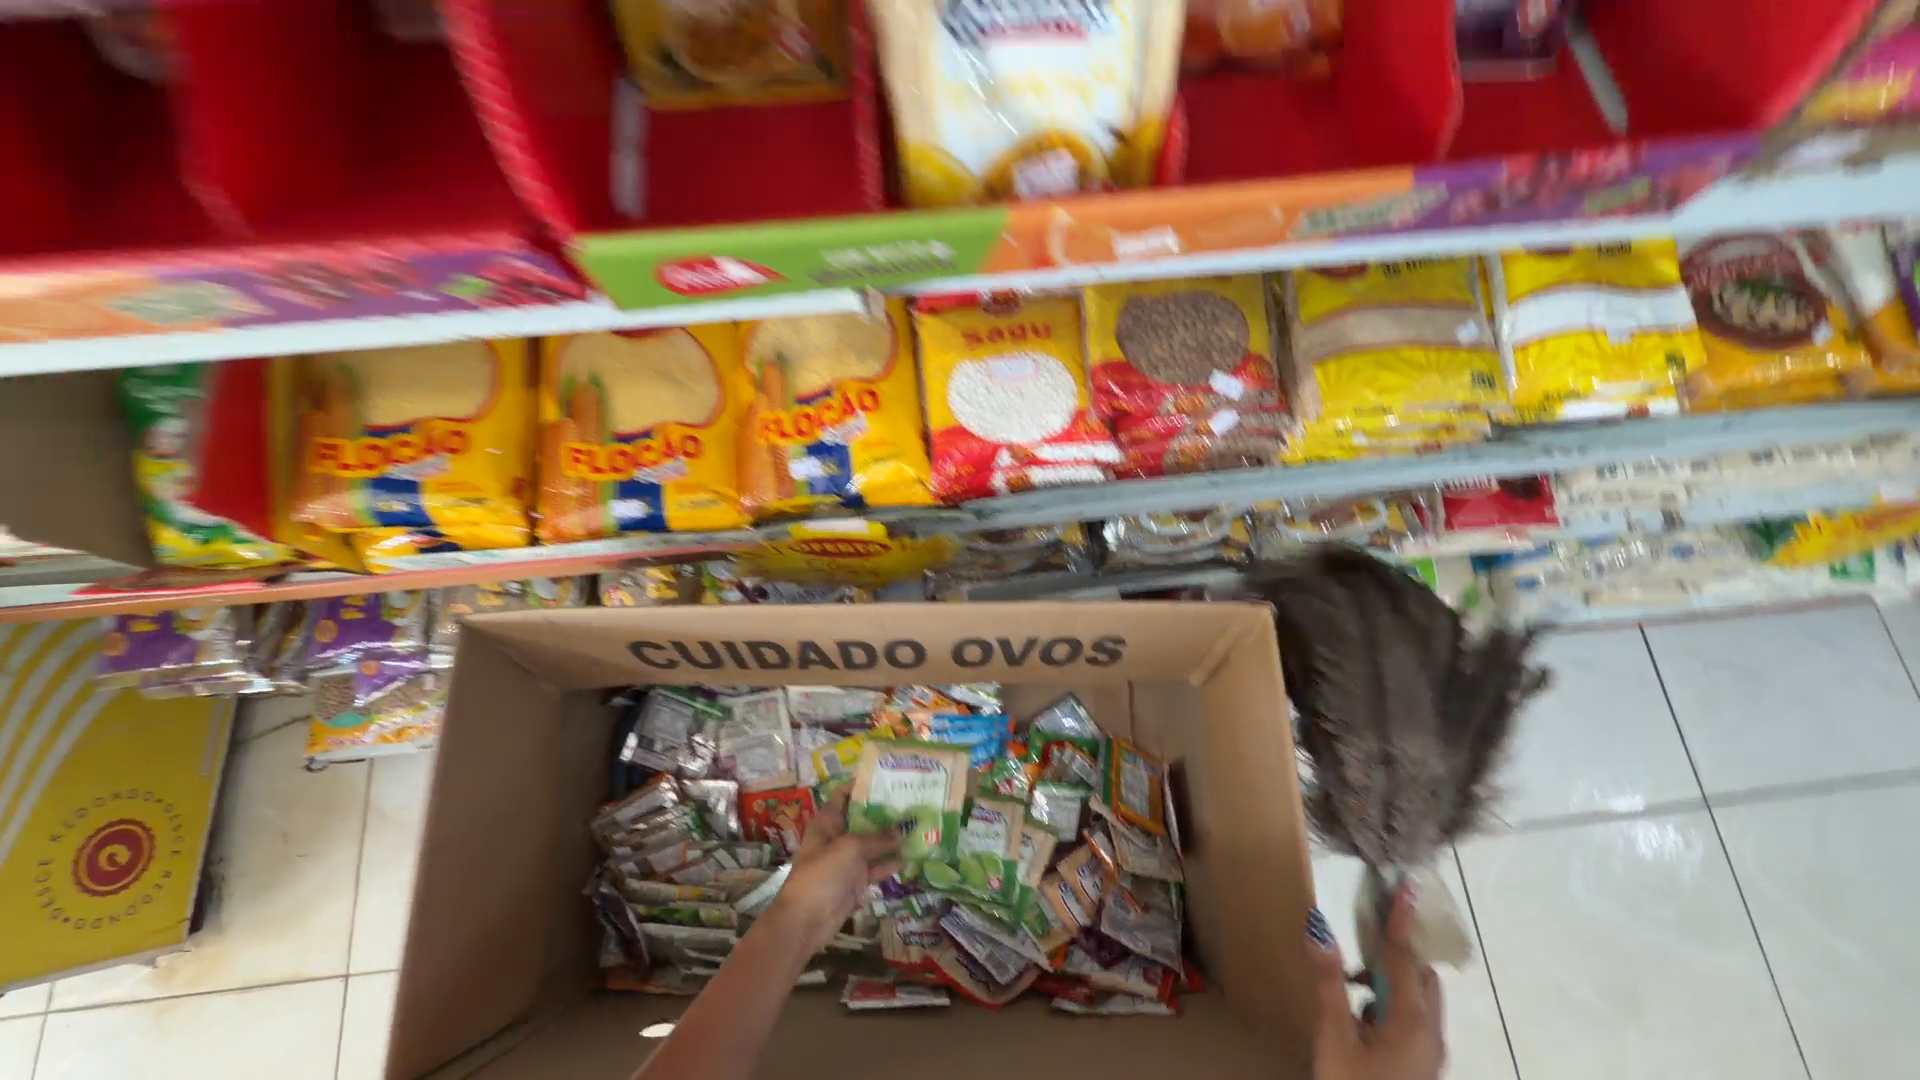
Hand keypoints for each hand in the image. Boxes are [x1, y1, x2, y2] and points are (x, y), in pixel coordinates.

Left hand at [766, 793, 900, 955]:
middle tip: (913, 801)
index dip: (863, 785)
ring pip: (873, 844)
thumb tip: (904, 830)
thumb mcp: (851, 848)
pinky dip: (891, 862)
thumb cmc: (822, 873)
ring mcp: (847, 860)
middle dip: (886, 812)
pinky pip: (876, 867)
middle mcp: (837, 836)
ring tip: (919, 825)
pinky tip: (912, 855)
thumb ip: (878, 838)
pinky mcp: (856, 880)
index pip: (844, 794)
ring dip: (892, 838)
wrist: (806, 920)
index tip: (889, 778)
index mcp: (828, 821)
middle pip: (863, 818)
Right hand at [1309, 890, 1445, 1079]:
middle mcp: (1429, 1032)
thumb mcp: (1334, 1036)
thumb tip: (1318, 925)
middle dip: (1392, 950)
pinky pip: (1409, 1016)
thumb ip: (1329, 980)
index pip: (1403, 956)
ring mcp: (1428, 1051)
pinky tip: (1357, 1013)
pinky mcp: (1419, 1063)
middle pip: (1418, 974)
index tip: (1405, 885)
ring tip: (1349, 982)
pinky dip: (1387, 1000)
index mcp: (1411, 1020)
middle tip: (1359, 937)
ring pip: (1415, 997)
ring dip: (1388, 978)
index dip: (1400, 919)